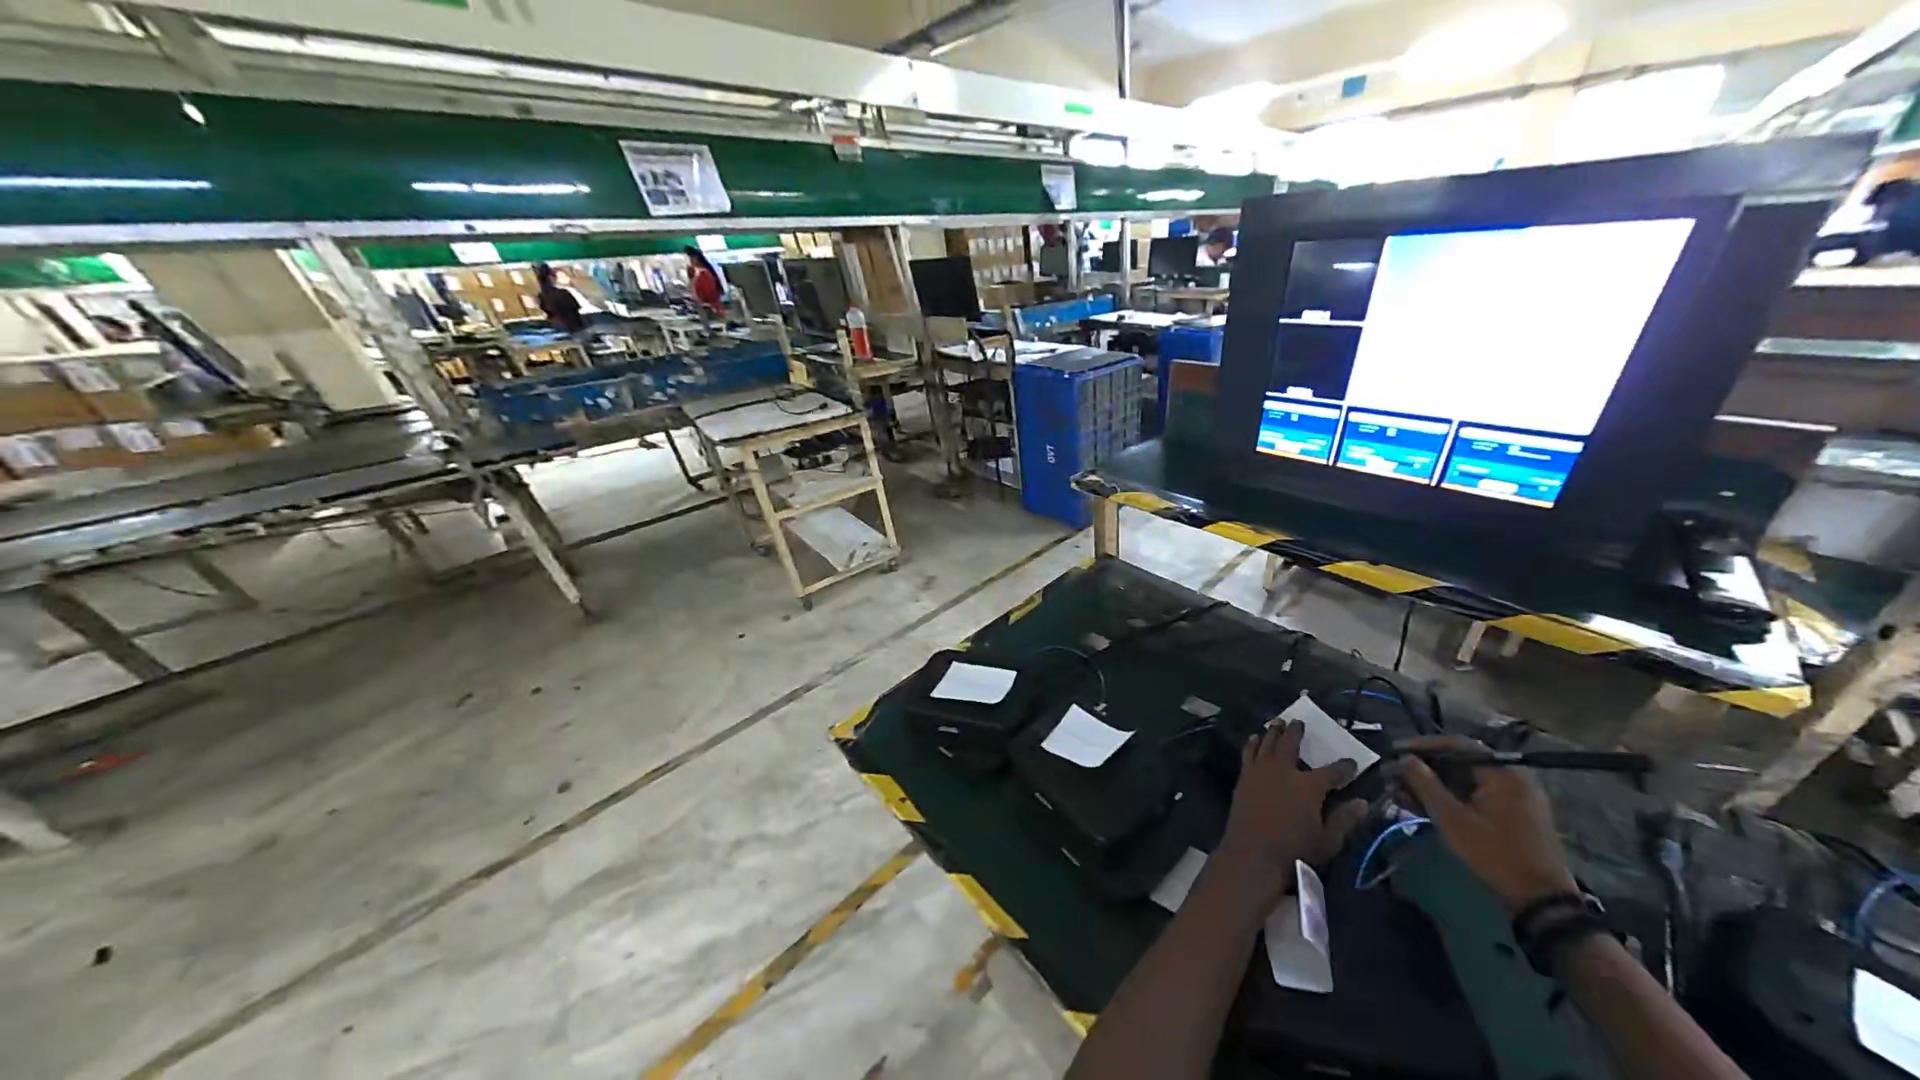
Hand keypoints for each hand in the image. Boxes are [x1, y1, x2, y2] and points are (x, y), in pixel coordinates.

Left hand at [1216, 721, 1366, 902]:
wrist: (1252, 853)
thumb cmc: (1295, 850)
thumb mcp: (1327, 840)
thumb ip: (1344, 819)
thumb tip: (1363, 803)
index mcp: (1309, 785)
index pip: (1334, 771)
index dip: (1345, 767)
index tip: (1351, 763)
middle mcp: (1284, 770)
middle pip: (1291, 744)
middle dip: (1297, 732)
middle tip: (1299, 721)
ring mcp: (1261, 771)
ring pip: (1267, 743)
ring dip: (1273, 731)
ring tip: (1276, 722)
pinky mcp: (1244, 777)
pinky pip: (1248, 753)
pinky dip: (1252, 744)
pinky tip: (1254, 739)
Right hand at [1394, 735, 1577, 913]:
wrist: (1540, 899)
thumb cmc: (1495, 853)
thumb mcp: (1452, 818)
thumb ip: (1425, 784)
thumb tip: (1404, 759)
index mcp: (1503, 774)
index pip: (1457, 745)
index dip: (1422, 746)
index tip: (1396, 751)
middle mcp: (1512, 779)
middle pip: (1460, 762)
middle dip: (1425, 768)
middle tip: (1396, 774)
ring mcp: (1514, 798)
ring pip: (1465, 781)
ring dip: (1433, 785)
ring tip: (1403, 791)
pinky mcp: (1512, 814)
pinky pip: (1475, 795)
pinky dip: (1450, 798)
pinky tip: (1424, 805)